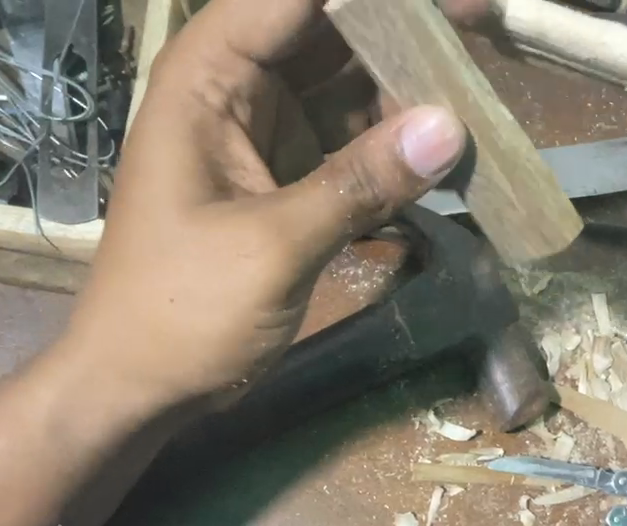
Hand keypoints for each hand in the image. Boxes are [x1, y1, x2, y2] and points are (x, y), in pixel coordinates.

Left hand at [55, 0, 465, 408]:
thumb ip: (358, 183)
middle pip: (331, 40)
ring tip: (477, 114)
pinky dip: (393, 164)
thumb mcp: (273, 244)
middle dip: (403, 39)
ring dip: (406, 106)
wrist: (146, 385)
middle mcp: (239, 96)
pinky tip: (444, 169)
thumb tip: (450, 128)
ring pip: (348, 100)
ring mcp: (267, 146)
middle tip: (480, 41)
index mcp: (209, 79)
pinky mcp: (290, 194)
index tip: (454, 3)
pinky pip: (351, 158)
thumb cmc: (183, 310)